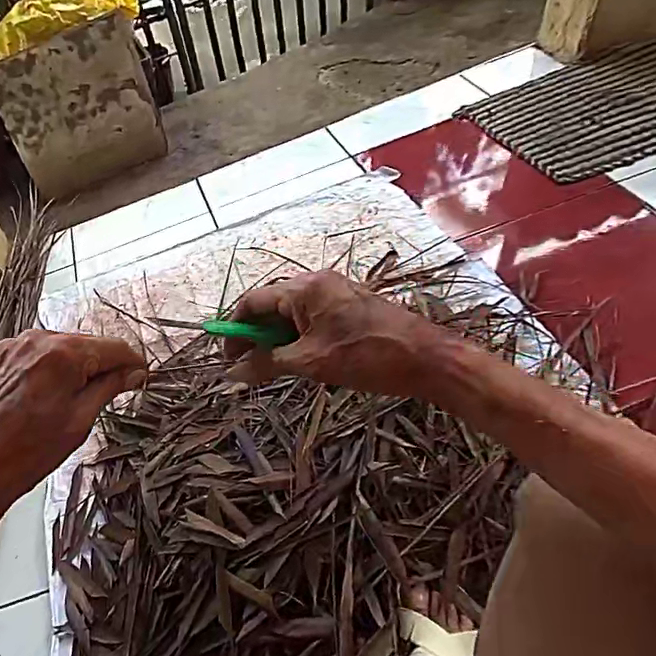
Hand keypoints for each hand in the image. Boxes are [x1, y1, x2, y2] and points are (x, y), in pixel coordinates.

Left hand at [0, 330, 146, 523]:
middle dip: (99, 366)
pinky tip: (35, 401)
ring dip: (68, 369)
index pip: (114, 347)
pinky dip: (39, 372)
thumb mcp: (79, 422)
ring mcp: (8, 348)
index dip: (132, 363)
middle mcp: (34, 341)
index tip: (139, 376)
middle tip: (108, 394)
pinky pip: (27, 357)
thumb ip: (108, 388)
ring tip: (64, 405)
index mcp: (63, 354)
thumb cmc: (22, 454)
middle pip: (84, 344)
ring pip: (54, 349)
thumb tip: (131, 373)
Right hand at [222, 271, 461, 398]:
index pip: (253, 301)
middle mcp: (318, 282)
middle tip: (247, 366)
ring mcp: (337, 292)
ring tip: (274, 367)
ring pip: (292, 313)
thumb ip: (266, 364)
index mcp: (304, 288)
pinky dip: (298, 338)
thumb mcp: (310, 363)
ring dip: (277, 339)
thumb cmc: (366, 357)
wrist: (428, 359)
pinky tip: (301, 360)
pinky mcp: (350, 306)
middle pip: (272, 305)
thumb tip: (232, 374)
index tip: (227, 357)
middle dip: (256, 335)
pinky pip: (312, 318)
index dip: (235, 329)